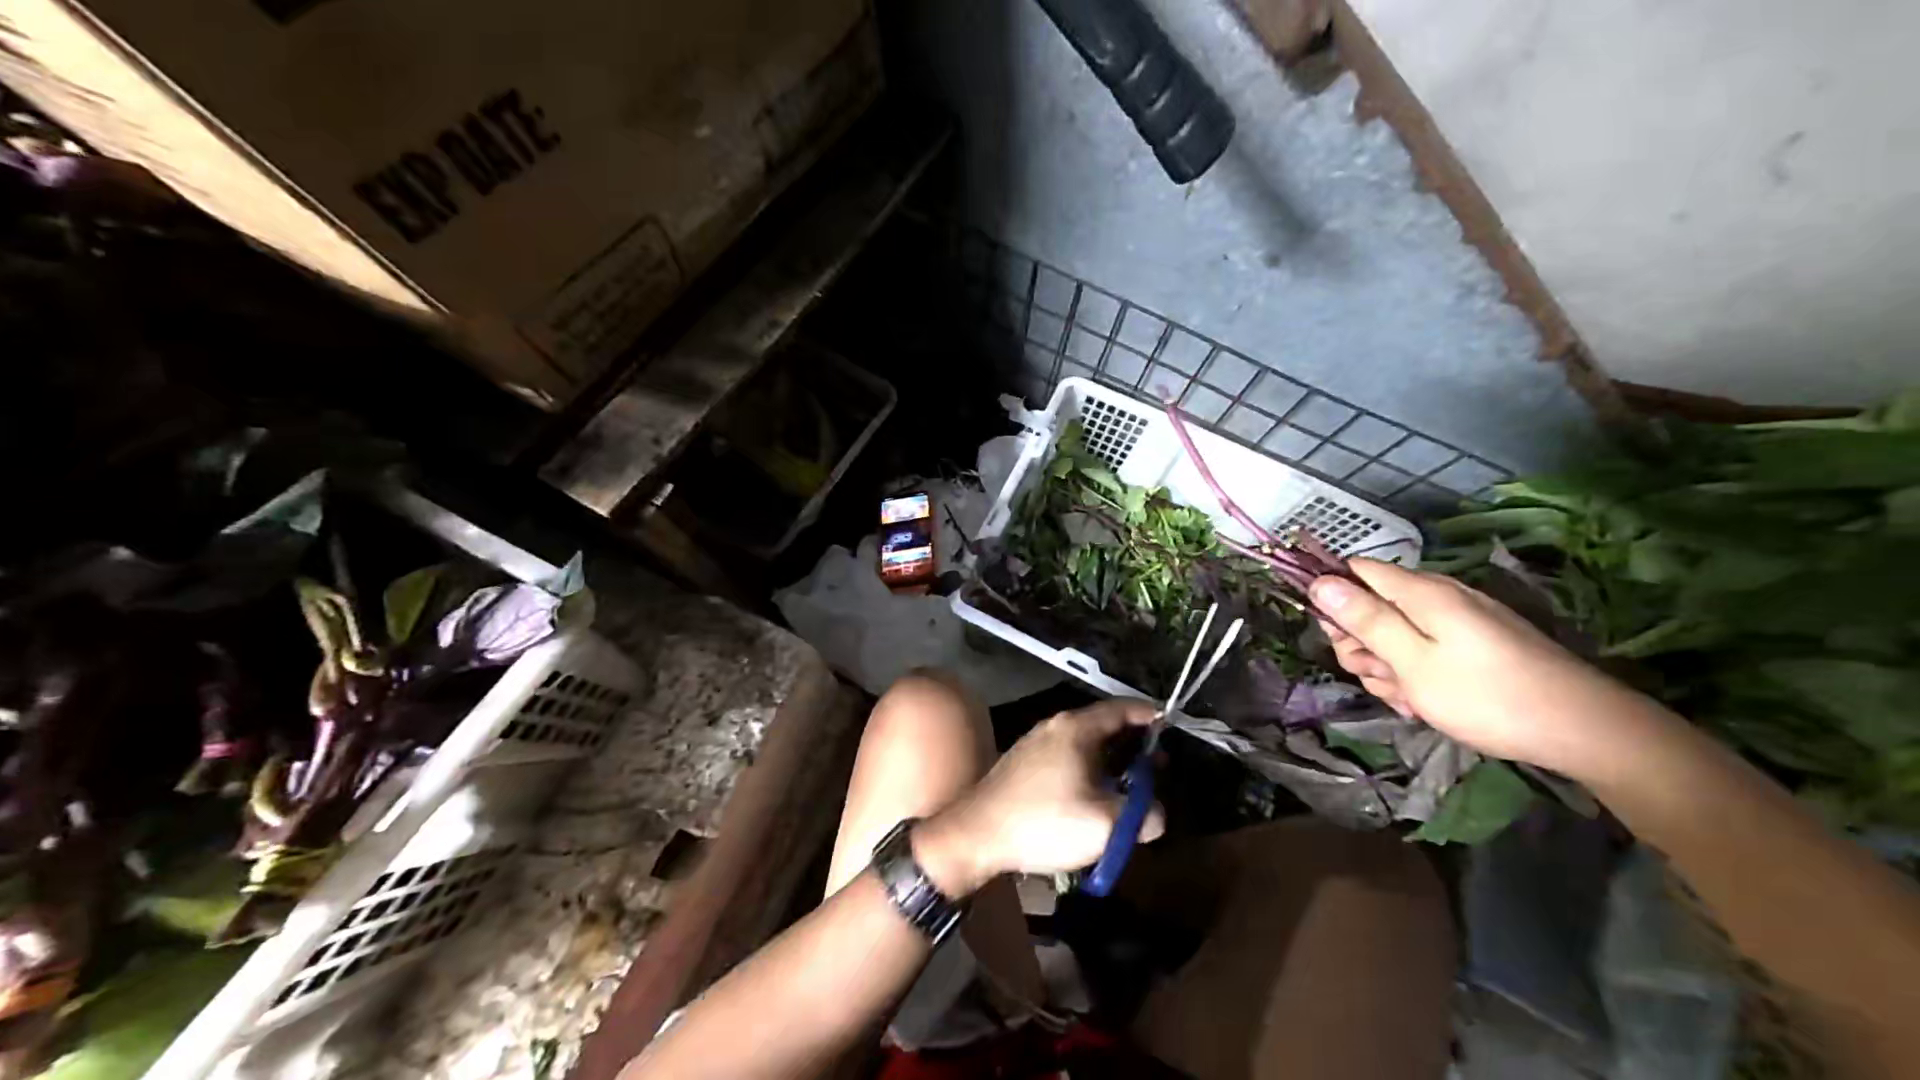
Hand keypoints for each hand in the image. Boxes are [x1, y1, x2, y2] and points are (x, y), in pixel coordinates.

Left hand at [913, 700, 1165, 895]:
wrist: (976, 833)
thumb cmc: (1043, 823)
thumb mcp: (1105, 825)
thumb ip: (1142, 817)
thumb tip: (1156, 814)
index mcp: (1075, 728)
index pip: (1121, 708)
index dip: (1150, 716)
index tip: (1171, 727)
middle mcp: (1054, 726)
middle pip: (1104, 725)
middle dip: (1133, 744)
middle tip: (1158, 766)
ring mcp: (1035, 743)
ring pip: (1084, 744)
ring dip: (1110, 761)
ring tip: (1130, 786)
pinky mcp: (1023, 763)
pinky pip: (1067, 757)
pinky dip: (1089, 769)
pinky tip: (1094, 797)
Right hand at [1309, 558, 1661, 775]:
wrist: (1585, 731)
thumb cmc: (1487, 696)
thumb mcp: (1412, 662)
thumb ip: (1365, 620)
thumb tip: (1320, 581)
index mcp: (1421, 593)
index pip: (1354, 571)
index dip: (1332, 597)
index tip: (1334, 637)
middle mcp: (1439, 597)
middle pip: (1371, 607)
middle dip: (1361, 644)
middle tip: (1379, 677)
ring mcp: (1460, 621)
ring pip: (1395, 635)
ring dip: (1388, 667)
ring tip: (1409, 699)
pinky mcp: (1476, 645)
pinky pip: (1425, 651)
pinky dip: (1416, 675)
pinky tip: (1426, 702)